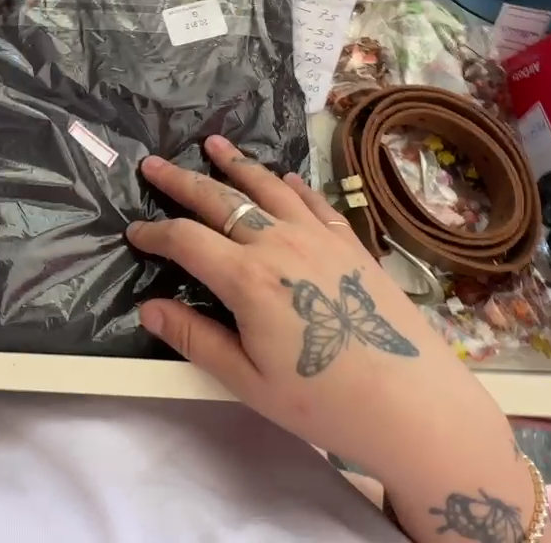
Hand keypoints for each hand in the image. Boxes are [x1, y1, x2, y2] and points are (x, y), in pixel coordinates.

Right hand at [127, 136, 516, 483]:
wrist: (416, 406)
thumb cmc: (325, 402)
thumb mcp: (249, 381)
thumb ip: (196, 338)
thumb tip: (148, 308)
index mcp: (247, 278)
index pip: (185, 240)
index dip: (154, 233)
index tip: (134, 232)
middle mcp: (278, 243)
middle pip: (219, 199)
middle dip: (180, 181)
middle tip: (153, 164)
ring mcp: (318, 237)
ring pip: (266, 186)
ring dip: (235, 163)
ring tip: (213, 144)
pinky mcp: (350, 243)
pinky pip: (314, 201)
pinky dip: (291, 184)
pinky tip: (282, 177)